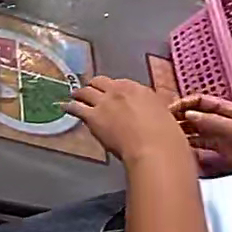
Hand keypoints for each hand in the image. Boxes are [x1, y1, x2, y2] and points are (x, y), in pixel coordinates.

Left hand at [63, 76, 191, 167]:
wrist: (154, 149)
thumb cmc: (167, 138)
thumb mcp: (163, 115)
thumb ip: (150, 110)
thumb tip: (148, 113)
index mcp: (139, 89)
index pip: (120, 83)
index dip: (113, 89)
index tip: (111, 94)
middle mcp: (119, 91)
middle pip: (99, 82)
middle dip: (93, 86)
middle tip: (88, 91)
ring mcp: (104, 102)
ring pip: (85, 92)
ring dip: (79, 94)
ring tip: (74, 96)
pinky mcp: (93, 117)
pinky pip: (76, 107)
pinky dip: (69, 107)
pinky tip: (64, 107)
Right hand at [171, 94, 231, 175]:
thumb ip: (215, 122)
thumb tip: (187, 114)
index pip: (202, 102)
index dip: (184, 104)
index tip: (166, 112)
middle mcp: (226, 126)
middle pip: (196, 119)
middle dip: (178, 121)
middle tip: (160, 129)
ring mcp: (224, 144)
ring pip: (196, 137)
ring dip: (181, 138)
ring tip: (164, 143)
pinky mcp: (223, 163)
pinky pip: (201, 155)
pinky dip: (189, 154)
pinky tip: (179, 157)